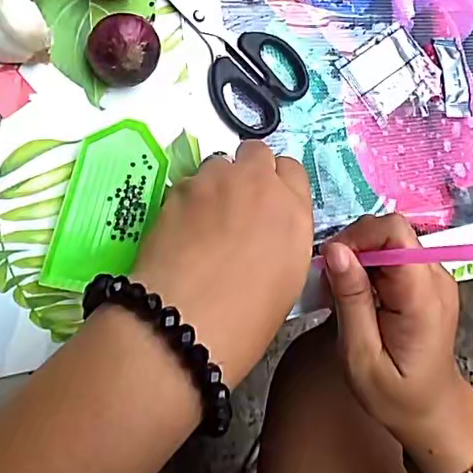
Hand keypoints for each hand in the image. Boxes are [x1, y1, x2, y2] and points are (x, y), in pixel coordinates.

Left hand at [132, 140, 311, 385]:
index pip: (292, 170)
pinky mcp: (179, 187)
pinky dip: (187, 198)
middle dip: (247, 170)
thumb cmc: (245, 318)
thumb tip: (267, 230)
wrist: (186, 319)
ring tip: (203, 218)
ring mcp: (217, 181)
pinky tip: (180, 228)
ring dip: (215, 182)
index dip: (277, 183)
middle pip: (256, 152)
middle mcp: (259, 184)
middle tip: (236, 202)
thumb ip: (283, 237)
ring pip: (218, 163)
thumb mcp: (287, 278)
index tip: (267, 201)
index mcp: (294, 211)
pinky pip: (188, 181)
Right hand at [321, 213, 472, 472]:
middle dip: (354, 246)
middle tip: (331, 281)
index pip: (395, 232)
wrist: (431, 412)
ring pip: (388, 238)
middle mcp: (435, 277)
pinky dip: (367, 265)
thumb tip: (335, 249)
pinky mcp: (424, 279)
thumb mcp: (360, 356)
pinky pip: (392, 253)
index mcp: (423, 297)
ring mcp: (433, 276)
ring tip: (341, 292)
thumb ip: (350, 299)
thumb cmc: (395, 396)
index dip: (358, 236)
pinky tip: (357, 294)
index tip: (332, 263)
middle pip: (391, 230)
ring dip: (358, 256)